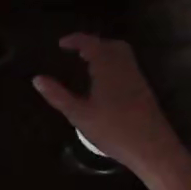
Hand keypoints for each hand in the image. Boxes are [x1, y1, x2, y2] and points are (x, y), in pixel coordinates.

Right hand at [33, 34, 190, 180]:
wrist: (154, 149)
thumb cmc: (114, 130)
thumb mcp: (80, 115)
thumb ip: (58, 95)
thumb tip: (37, 79)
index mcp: (108, 67)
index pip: (91, 43)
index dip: (76, 40)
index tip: (61, 43)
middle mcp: (125, 66)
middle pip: (110, 44)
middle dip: (93, 44)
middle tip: (76, 52)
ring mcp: (137, 78)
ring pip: (122, 55)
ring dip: (105, 53)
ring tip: (88, 64)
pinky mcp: (144, 90)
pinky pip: (127, 66)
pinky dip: (113, 64)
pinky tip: (105, 83)